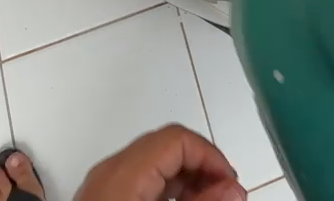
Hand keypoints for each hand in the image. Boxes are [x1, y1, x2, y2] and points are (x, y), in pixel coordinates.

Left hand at [74, 125, 246, 200]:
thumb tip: (231, 189)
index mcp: (123, 174)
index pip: (177, 139)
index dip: (210, 156)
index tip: (230, 184)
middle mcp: (109, 172)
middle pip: (165, 147)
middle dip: (201, 167)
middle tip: (225, 194)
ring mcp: (102, 186)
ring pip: (154, 164)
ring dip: (185, 180)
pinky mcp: (101, 200)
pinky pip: (141, 180)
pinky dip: (166, 190)